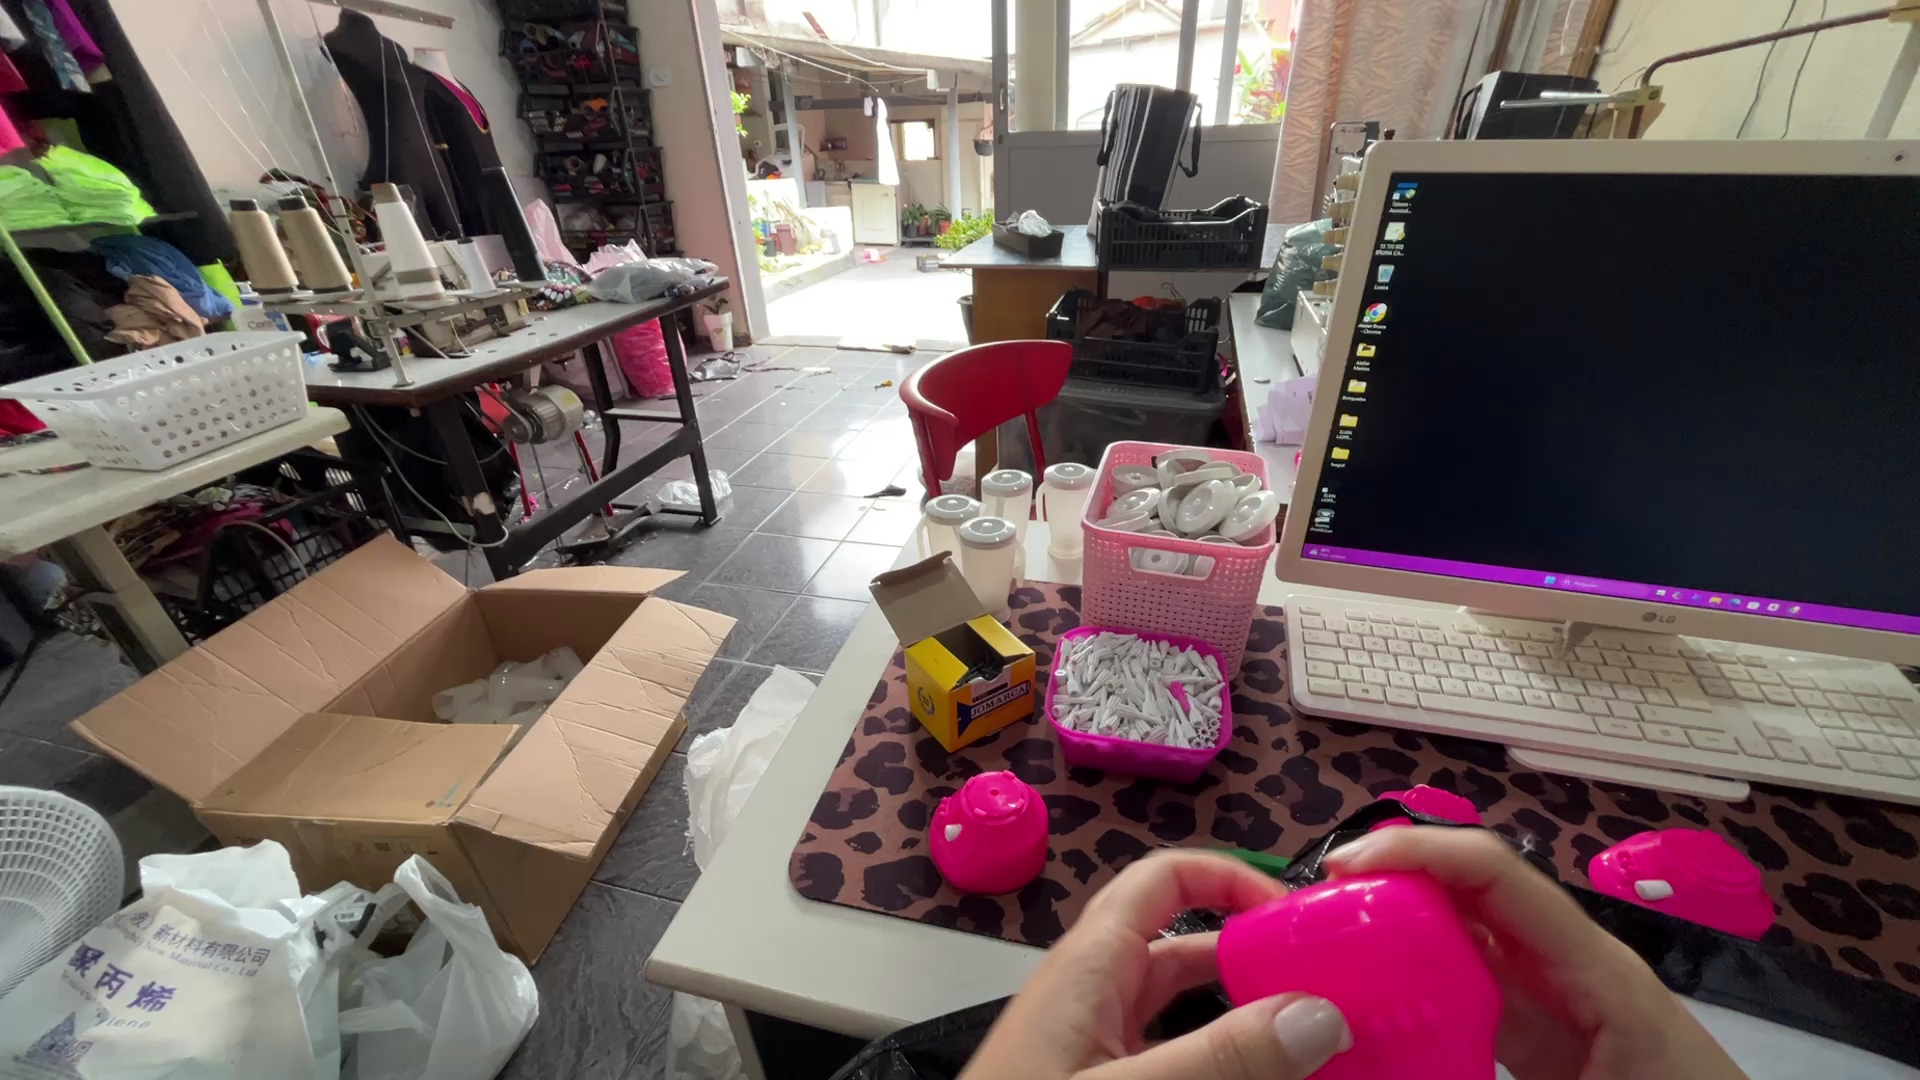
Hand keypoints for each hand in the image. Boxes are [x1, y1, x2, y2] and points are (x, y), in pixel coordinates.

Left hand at [960, 850, 1353, 1079]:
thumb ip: (1220, 1059)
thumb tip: (1317, 1013)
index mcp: (1093, 958)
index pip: (1164, 878)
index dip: (1227, 876)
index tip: (1294, 915)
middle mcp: (1094, 982)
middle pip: (1181, 939)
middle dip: (1247, 949)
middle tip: (1318, 982)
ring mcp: (1095, 1031)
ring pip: (1178, 999)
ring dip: (1237, 1008)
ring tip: (1305, 1033)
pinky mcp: (1097, 1069)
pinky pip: (1166, 1044)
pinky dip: (1212, 1052)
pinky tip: (1252, 1074)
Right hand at [1323, 827, 1748, 1079]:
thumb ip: (1482, 1077)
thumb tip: (1372, 1070)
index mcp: (1595, 970)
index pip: (1495, 870)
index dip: (1416, 850)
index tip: (1341, 869)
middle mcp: (1566, 958)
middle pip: (1467, 882)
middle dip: (1389, 873)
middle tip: (1319, 899)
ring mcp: (1550, 986)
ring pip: (1459, 918)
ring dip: (1394, 912)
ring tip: (1330, 929)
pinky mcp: (1536, 1016)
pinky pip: (1463, 964)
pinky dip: (1412, 958)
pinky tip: (1373, 980)